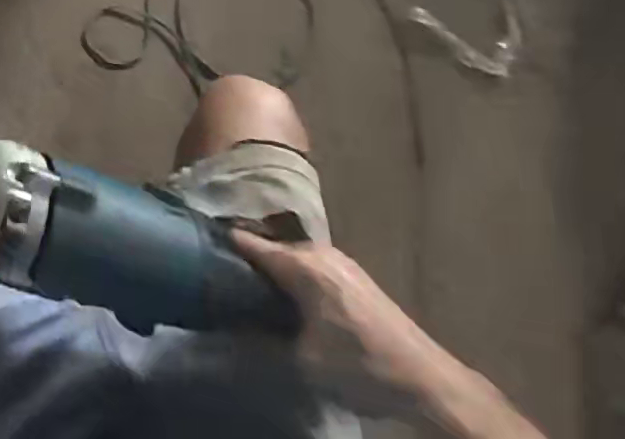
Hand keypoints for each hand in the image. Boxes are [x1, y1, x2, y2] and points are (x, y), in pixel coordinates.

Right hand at [234, 233, 546, 438]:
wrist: (426, 380)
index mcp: (301, 266)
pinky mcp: (353, 274)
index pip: (250, 244)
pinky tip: (287, 296)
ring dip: (272, 267)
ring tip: (249, 286)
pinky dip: (292, 273)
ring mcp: (339, 261)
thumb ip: (259, 344)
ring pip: (292, 256)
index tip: (198, 245)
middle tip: (220, 273)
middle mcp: (318, 253)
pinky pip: (310, 264)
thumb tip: (224, 333)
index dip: (223, 244)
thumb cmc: (360, 366)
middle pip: (271, 247)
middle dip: (247, 258)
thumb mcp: (303, 364)